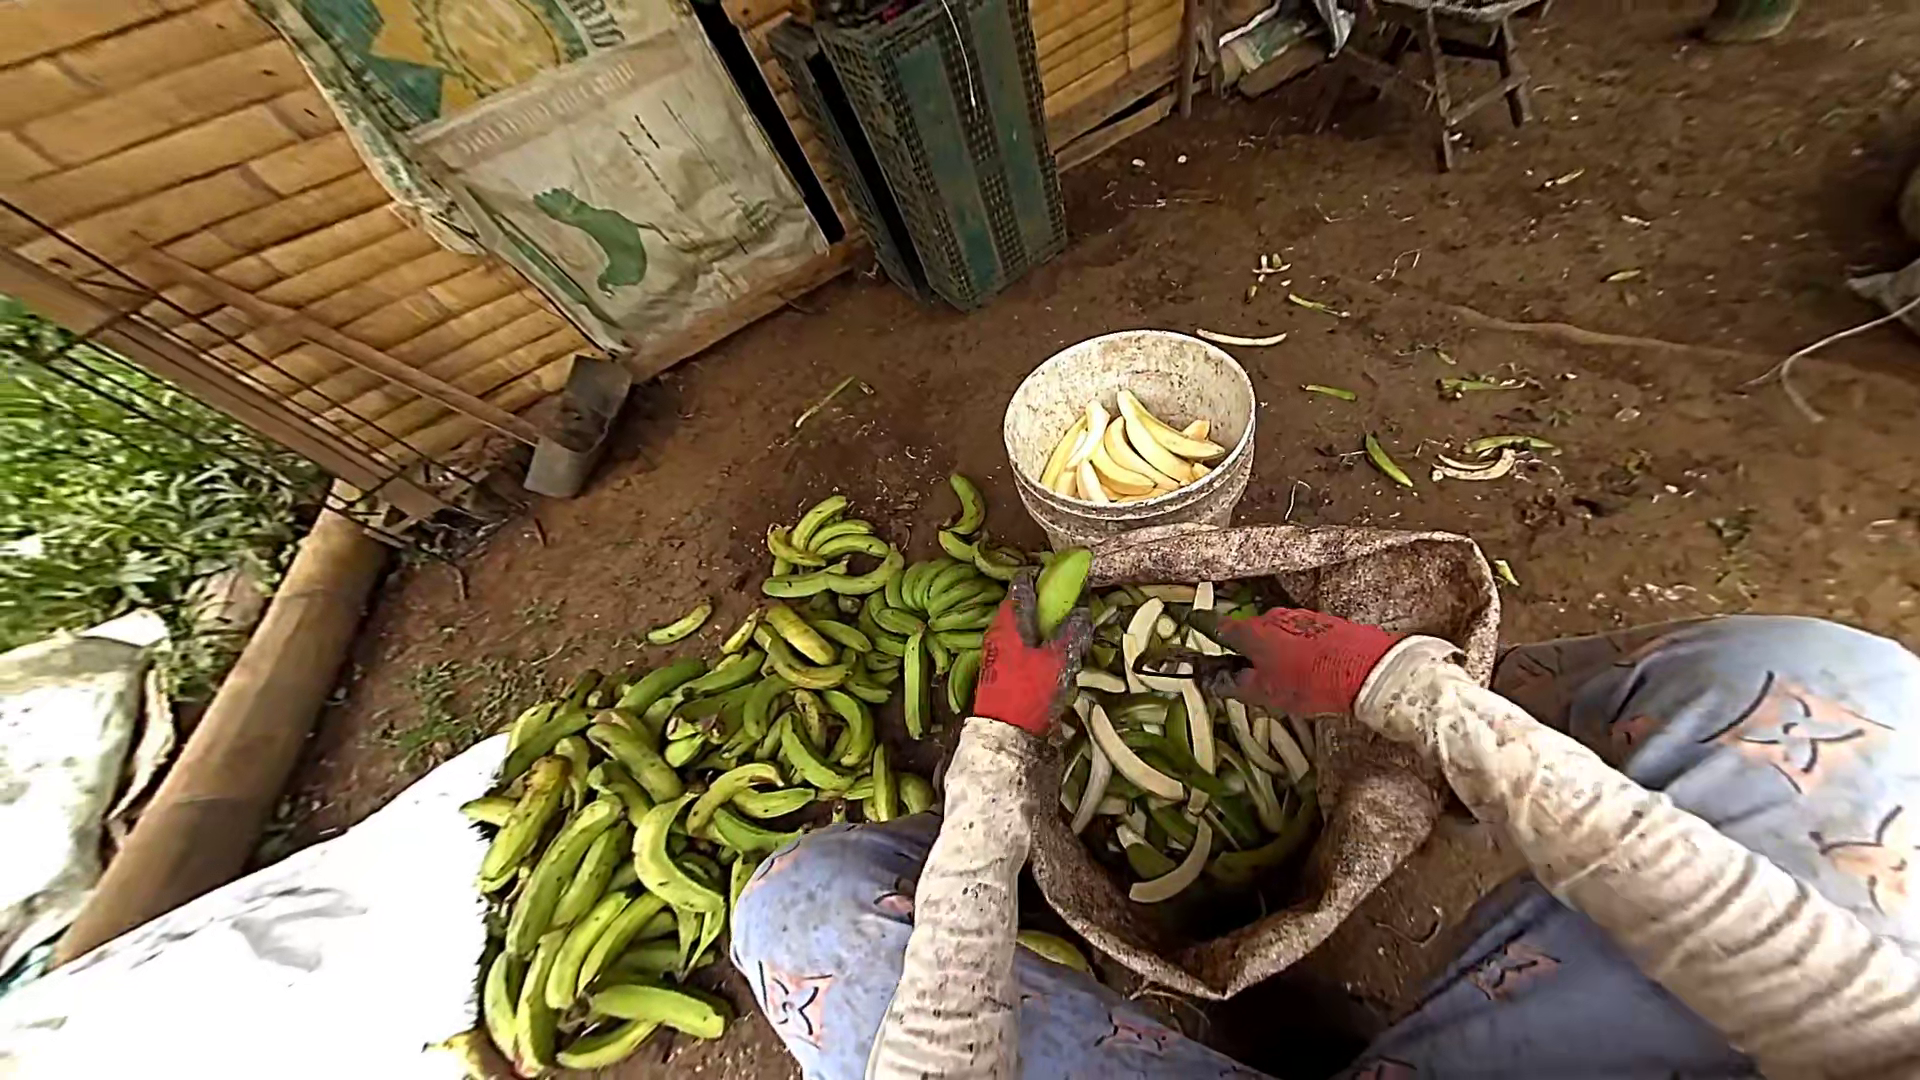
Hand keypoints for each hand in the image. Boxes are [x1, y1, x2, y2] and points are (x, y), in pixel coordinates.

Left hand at [970, 570, 1091, 736]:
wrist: (1004, 732)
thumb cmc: (1029, 692)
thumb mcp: (1059, 660)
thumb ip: (1072, 632)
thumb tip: (1083, 610)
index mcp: (1009, 620)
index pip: (1023, 583)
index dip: (1044, 574)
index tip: (1065, 574)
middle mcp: (997, 629)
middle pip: (1022, 603)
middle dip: (1047, 601)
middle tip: (1071, 604)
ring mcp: (995, 648)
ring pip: (1022, 624)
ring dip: (1042, 623)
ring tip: (1066, 630)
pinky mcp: (998, 666)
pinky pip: (1019, 642)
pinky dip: (1036, 640)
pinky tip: (1051, 654)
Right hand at [1208, 608, 1400, 715]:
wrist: (1370, 670)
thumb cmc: (1308, 682)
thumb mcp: (1264, 694)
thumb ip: (1235, 685)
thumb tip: (1215, 682)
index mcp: (1250, 633)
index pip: (1216, 626)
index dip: (1202, 626)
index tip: (1192, 621)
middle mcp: (1271, 618)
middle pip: (1249, 633)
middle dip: (1248, 650)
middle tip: (1254, 676)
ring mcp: (1300, 617)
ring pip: (1277, 635)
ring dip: (1276, 651)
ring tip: (1289, 678)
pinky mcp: (1325, 622)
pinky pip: (1302, 636)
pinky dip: (1300, 650)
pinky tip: (1312, 670)